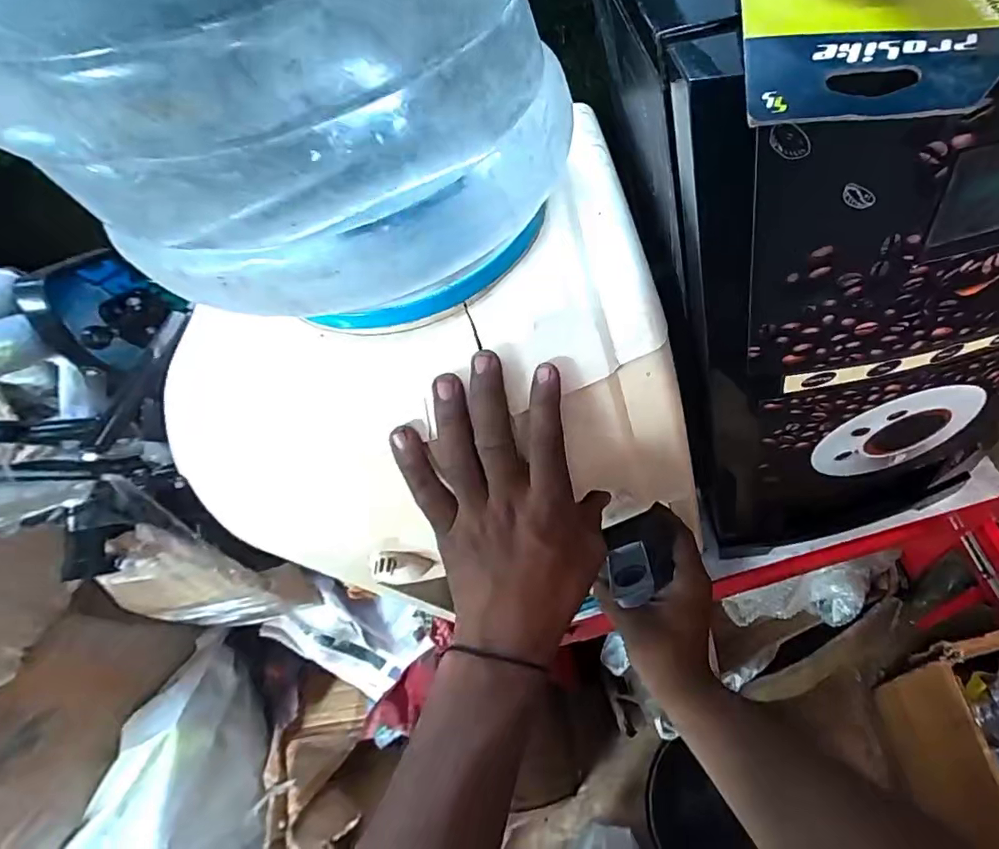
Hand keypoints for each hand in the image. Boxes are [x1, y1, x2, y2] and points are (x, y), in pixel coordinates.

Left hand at [389, 351, 609, 665]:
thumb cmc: (555, 593)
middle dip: (489, 396)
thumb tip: (597, 491)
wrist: (508, 639)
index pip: (548, 443)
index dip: (546, 404)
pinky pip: (426, 492)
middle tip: (481, 359)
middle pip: (495, 440)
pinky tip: (401, 433)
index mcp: (547, 504)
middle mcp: (508, 499)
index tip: (545, 370)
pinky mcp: (446, 527)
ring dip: (449, 418)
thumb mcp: (589, 553)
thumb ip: (590, 516)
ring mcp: (473, 512)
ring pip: (458, 458)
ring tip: (442, 382)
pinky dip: (412, 464)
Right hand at [596, 513, 718, 705]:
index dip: (663, 516)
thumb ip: (608, 595)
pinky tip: (635, 563)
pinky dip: (659, 561)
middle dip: (656, 528)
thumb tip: (590, 572)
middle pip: (679, 542)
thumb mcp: (629, 621)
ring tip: (627, 534)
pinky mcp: (689, 604)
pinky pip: (676, 571)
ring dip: (658, 544)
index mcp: (688, 577)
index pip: (680, 534)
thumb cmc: (661, 653)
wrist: (685, 690)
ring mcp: (695, 593)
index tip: (639, 505)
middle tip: (627, 518)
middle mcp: (697, 580)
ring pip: (678, 557)